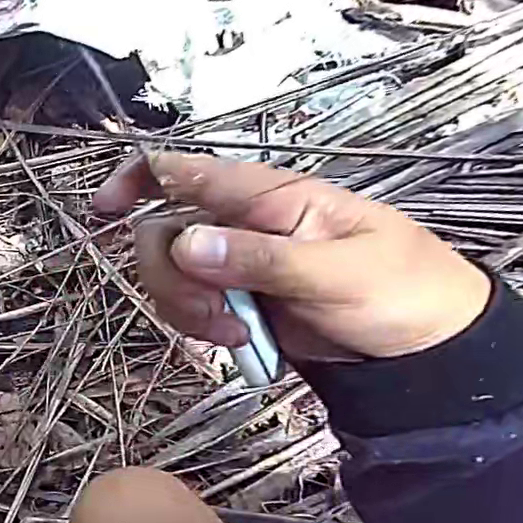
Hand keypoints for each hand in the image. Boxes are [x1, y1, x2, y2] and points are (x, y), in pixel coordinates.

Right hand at [91, 152, 489, 360]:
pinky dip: (197, 326)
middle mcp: (240, 225)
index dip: (138, 179)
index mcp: (270, 198)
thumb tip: (187, 243)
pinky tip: (236, 339)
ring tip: (233, 333)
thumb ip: (261, 257)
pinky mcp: (230, 299)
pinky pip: (185, 304)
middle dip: (172, 279)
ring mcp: (232, 264)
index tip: (105, 208)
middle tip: (212, 314)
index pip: (189, 171)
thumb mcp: (338, 273)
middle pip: (162, 235)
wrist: (417, 351)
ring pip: (168, 275)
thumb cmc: (400, 292)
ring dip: (187, 309)